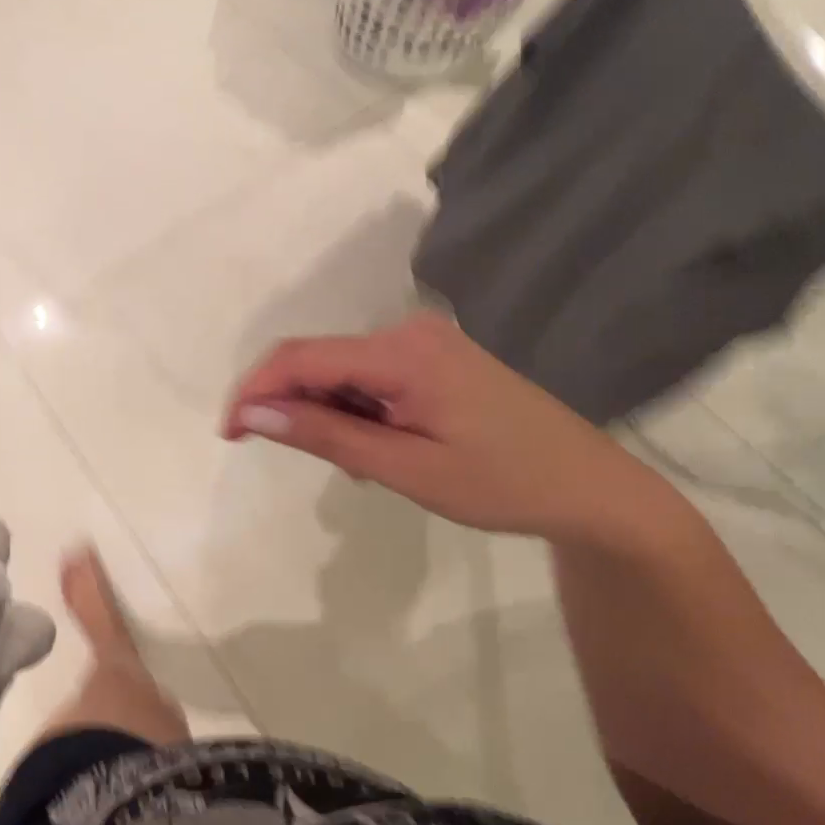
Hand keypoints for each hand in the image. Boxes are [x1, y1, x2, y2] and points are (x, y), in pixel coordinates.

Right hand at [222, 312, 676, 543]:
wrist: (595, 491)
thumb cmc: (503, 485)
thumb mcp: (405, 468)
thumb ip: (323, 435)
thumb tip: (251, 413)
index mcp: (402, 352)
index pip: (299, 358)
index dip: (253, 391)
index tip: (229, 435)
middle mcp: (408, 332)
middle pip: (316, 360)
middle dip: (291, 406)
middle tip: (307, 462)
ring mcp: (424, 342)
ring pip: (339, 371)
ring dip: (326, 414)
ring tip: (359, 467)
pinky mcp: (433, 359)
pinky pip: (367, 376)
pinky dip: (354, 411)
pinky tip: (378, 448)